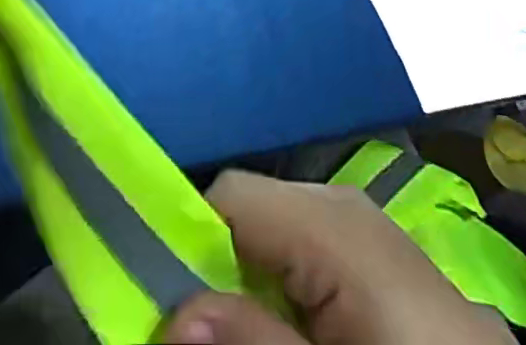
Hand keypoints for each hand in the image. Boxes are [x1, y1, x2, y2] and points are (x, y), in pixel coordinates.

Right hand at [162, 171, 512, 344]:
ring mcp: (359, 217)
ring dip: (242, 278)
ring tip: (243, 332)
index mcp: (329, 221)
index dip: (183, 242)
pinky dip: (277, 278)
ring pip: (270, 228)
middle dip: (210, 267)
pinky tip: (289, 325)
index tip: (156, 302)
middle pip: (245, 210)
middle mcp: (341, 201)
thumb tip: (174, 315)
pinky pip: (303, 244)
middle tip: (197, 334)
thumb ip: (252, 343)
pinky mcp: (368, 242)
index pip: (228, 195)